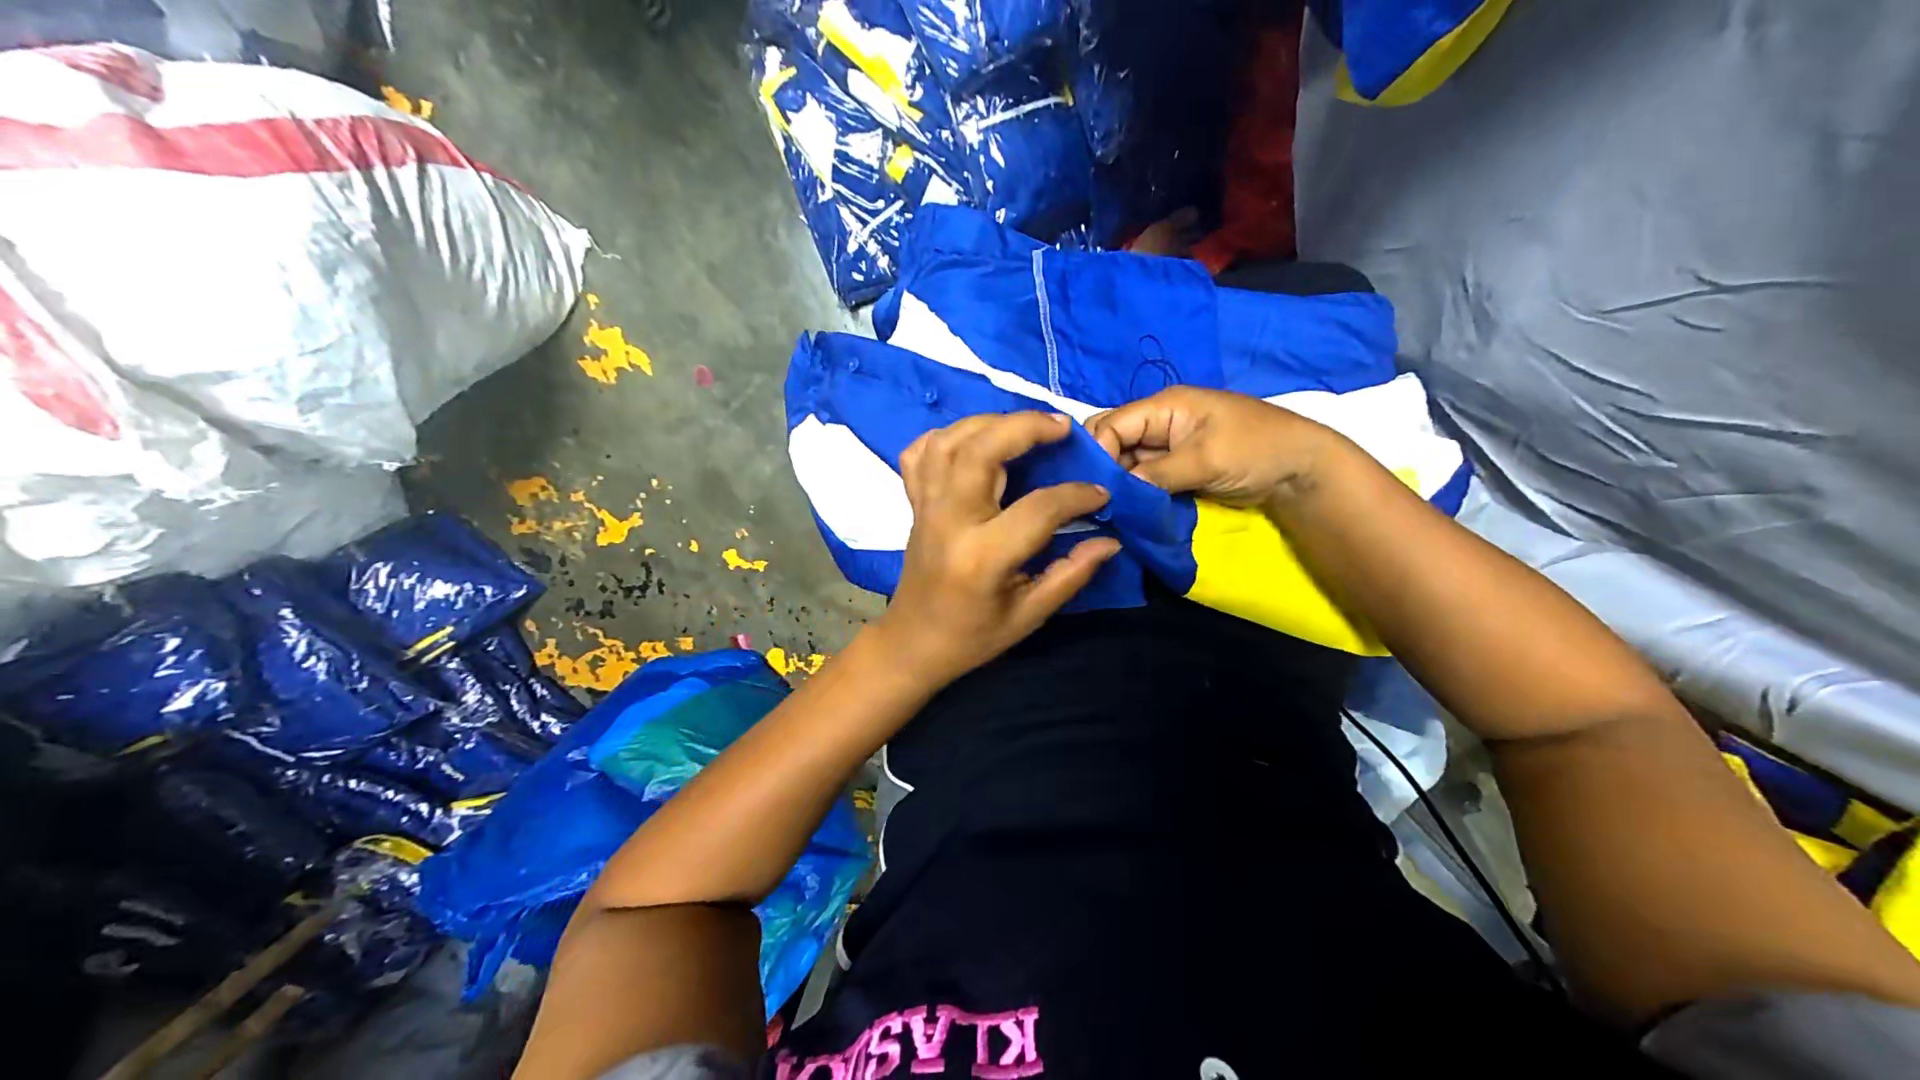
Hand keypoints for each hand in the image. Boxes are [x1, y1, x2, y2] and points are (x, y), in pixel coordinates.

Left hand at [874, 412, 1121, 685]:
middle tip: (1061, 426)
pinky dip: (946, 437)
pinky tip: (973, 440)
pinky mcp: (913, 504)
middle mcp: (950, 522)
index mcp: (983, 557)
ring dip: (988, 423)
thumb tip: (1111, 540)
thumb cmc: (973, 637)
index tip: (1101, 492)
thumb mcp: (1029, 616)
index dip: (1076, 494)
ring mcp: (925, 508)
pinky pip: (919, 455)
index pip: (1038, 508)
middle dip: (1025, 427)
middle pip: (981, 451)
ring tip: (1023, 425)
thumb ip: (1071, 574)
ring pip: (948, 442)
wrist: (912, 643)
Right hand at [1086, 386, 1334, 506]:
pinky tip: (1125, 510)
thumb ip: (1156, 474)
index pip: (1111, 425)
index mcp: (1164, 406)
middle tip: (1097, 499)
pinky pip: (1142, 478)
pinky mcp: (1174, 469)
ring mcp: (1166, 447)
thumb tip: (1115, 494)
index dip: (1097, 453)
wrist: (1301, 470)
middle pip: (1111, 440)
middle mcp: (1158, 422)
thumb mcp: (1205, 460)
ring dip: (1116, 483)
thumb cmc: (1256, 450)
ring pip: (1124, 462)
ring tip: (1108, 509)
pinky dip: (1133, 492)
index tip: (1096, 488)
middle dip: (1102, 467)